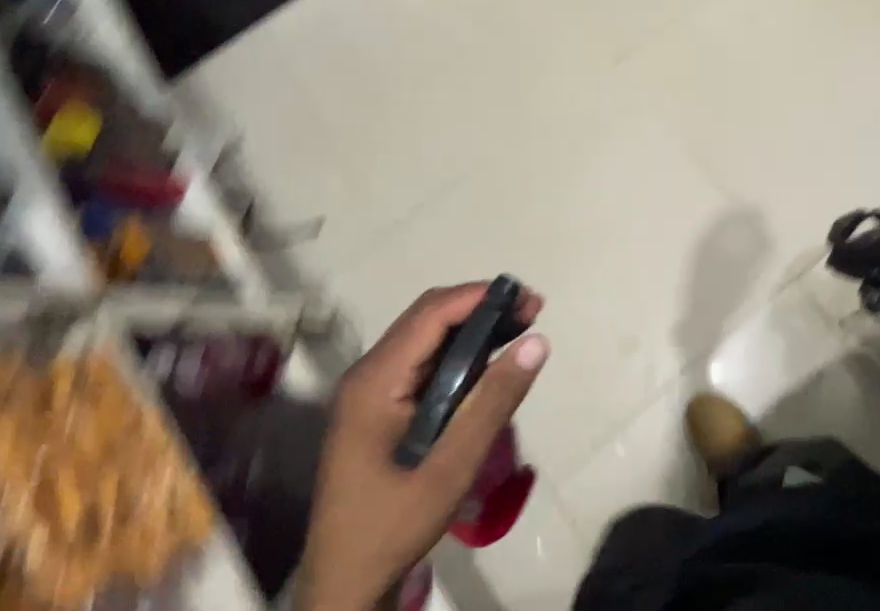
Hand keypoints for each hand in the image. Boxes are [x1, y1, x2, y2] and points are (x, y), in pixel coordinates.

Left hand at [297, 282, 548, 610]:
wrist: (343, 585)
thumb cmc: (392, 526)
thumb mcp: (450, 468)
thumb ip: (492, 403)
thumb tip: (536, 341)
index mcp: (374, 382)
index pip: (431, 314)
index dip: (480, 296)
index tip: (529, 300)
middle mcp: (367, 375)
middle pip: (426, 318)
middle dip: (480, 307)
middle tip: (531, 314)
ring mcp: (370, 392)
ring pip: (425, 339)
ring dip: (471, 329)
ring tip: (519, 333)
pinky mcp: (378, 409)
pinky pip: (422, 364)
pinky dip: (459, 355)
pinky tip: (487, 368)